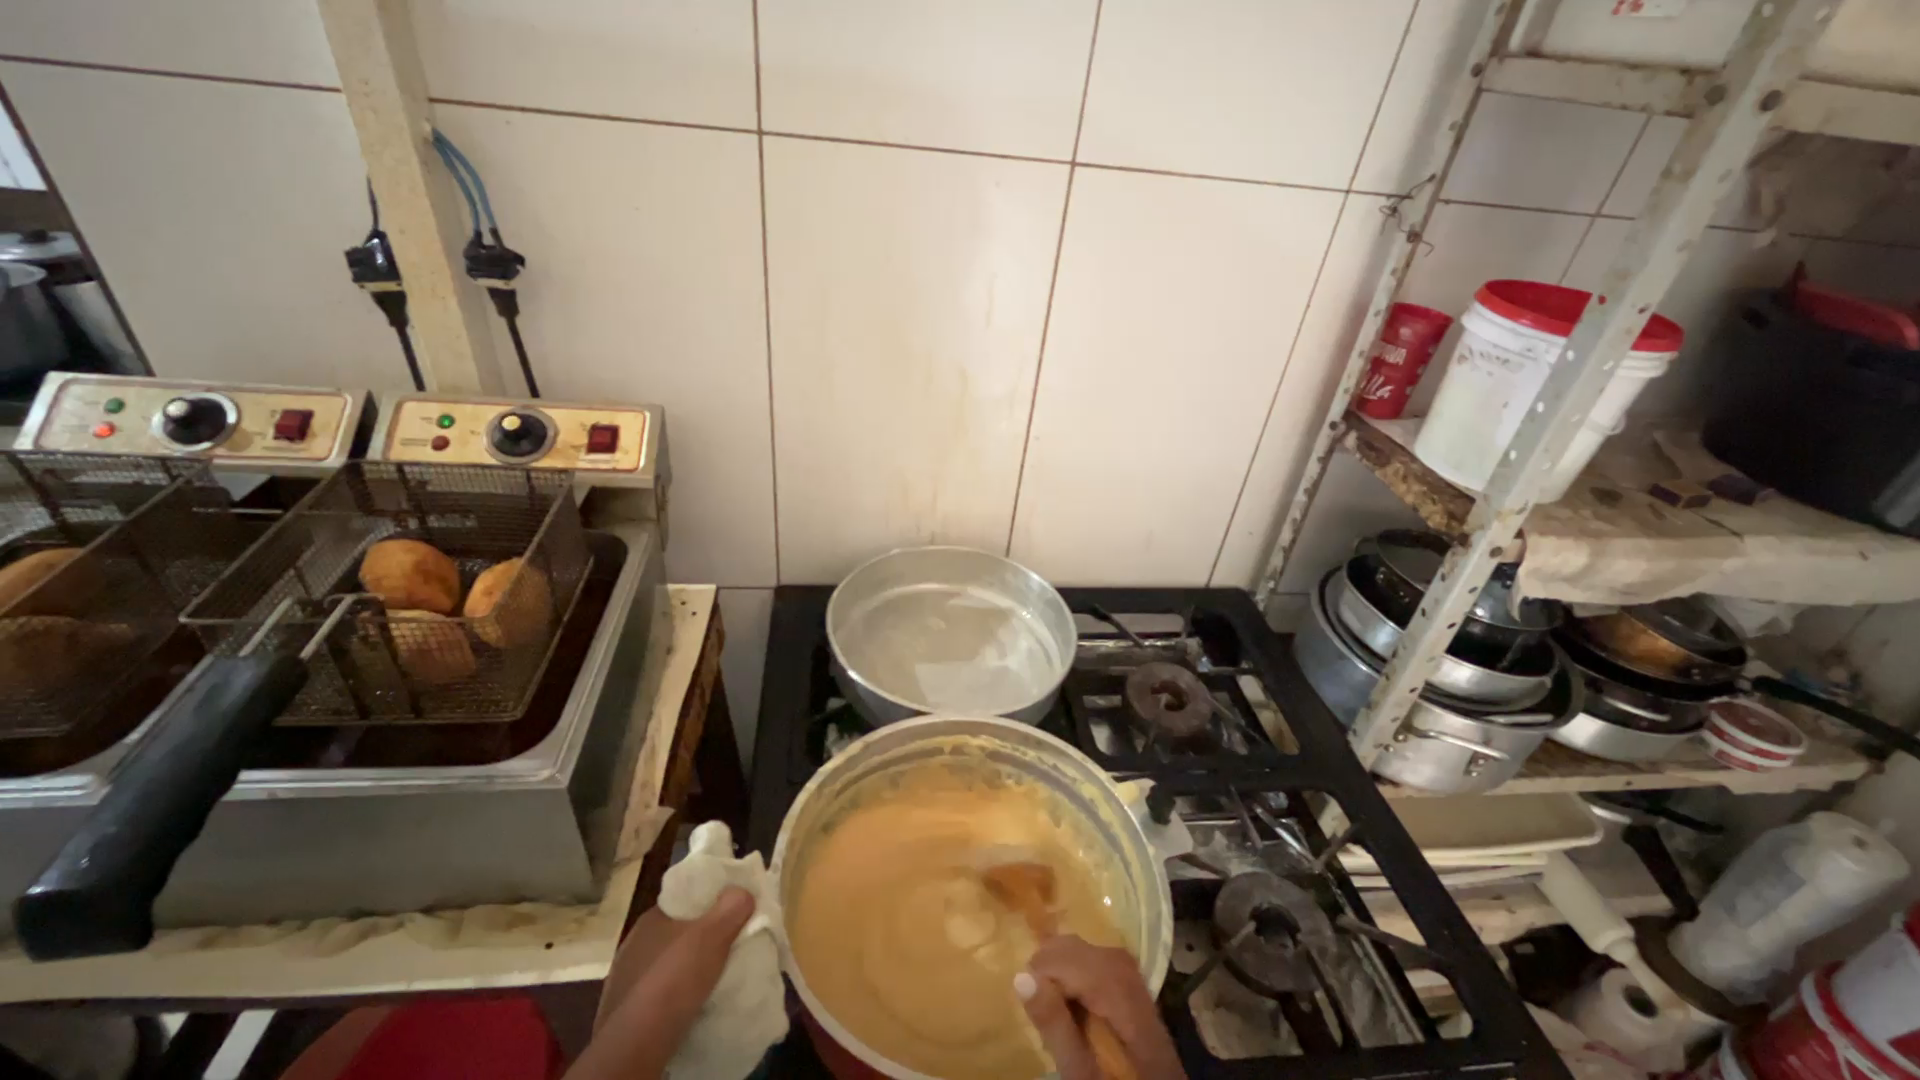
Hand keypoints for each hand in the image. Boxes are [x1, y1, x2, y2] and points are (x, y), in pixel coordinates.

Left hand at [565, 887, 754, 1079]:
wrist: (636, 1042)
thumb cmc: (675, 978)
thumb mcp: (713, 935)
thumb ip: (731, 908)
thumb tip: (742, 891)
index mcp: (651, 920)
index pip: (684, 902)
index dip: (708, 906)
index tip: (730, 916)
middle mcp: (633, 944)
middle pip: (676, 934)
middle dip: (698, 941)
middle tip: (726, 950)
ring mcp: (624, 978)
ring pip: (665, 966)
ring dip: (684, 972)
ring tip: (711, 982)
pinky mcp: (622, 1011)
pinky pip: (655, 996)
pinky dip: (672, 998)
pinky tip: (688, 1007)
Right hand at [1016, 935, 1186, 1079]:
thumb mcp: (1082, 1075)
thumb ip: (1055, 1027)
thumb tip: (1021, 976)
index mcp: (1128, 1006)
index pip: (1082, 963)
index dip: (1046, 969)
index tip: (1025, 993)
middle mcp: (1137, 984)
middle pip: (1089, 949)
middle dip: (1053, 962)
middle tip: (1032, 996)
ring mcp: (1139, 984)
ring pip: (1093, 949)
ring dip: (1063, 965)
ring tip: (1047, 997)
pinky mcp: (1136, 990)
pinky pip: (1101, 960)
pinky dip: (1077, 970)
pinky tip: (1069, 997)